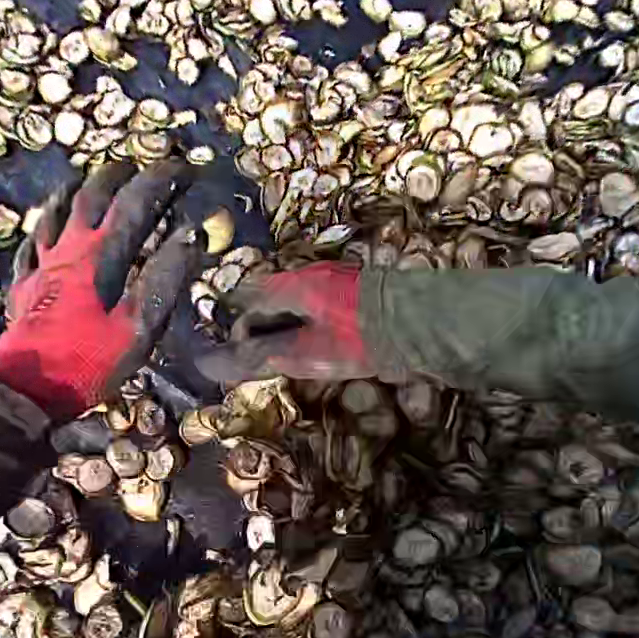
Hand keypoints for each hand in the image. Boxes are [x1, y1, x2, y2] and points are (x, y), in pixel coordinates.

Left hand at [0, 161, 204, 418]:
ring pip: (55, 212)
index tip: (184, 169)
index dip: (161, 180)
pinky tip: (44, 226)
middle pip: (91, 196)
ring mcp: (41, 264)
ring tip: (87, 180)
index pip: (136, 203)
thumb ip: (165, 277)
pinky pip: (31, 243)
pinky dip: (42, 226)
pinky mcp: (23, 283)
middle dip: (118, 176)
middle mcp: (69, 248)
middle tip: (135, 169)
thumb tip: (191, 234)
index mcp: (102, 256)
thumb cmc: (90, 359)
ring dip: (75, 191)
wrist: (29, 386)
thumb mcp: (139, 326)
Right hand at [196, 261, 380, 381]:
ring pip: (293, 304)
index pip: (248, 304)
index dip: (239, 333)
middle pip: (270, 301)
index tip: (242, 359)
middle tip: (263, 360)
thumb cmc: (357, 339)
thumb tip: (219, 361)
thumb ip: (264, 354)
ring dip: (285, 329)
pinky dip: (307, 326)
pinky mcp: (352, 290)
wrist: (420, 322)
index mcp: (290, 286)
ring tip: (288, 357)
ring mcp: (331, 280)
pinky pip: (315, 306)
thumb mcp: (307, 352)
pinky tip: (316, 345)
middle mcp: (306, 276)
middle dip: (261, 330)